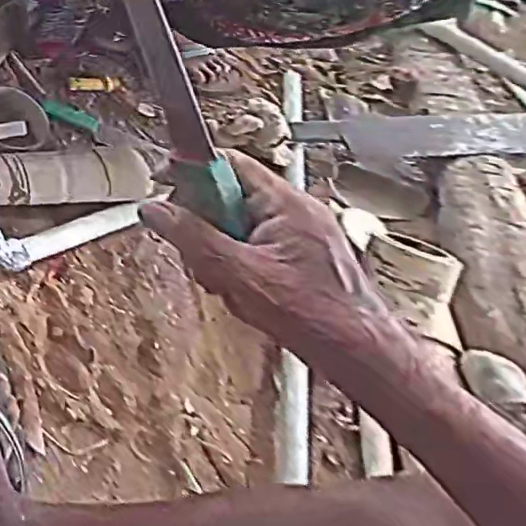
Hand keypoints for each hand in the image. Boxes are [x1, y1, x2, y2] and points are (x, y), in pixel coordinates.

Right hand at [140, 151, 393, 362]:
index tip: (162, 182)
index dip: (189, 169)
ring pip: (234, 225)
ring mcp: (299, 234)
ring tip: (228, 284)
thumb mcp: (241, 275)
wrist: (370, 363)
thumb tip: (155, 209)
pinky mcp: (298, 257)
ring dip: (218, 252)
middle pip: (225, 195)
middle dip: (203, 225)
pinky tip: (243, 293)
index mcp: (286, 204)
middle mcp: (295, 211)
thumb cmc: (321, 320)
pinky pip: (250, 246)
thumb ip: (193, 238)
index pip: (227, 162)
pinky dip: (236, 266)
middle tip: (199, 254)